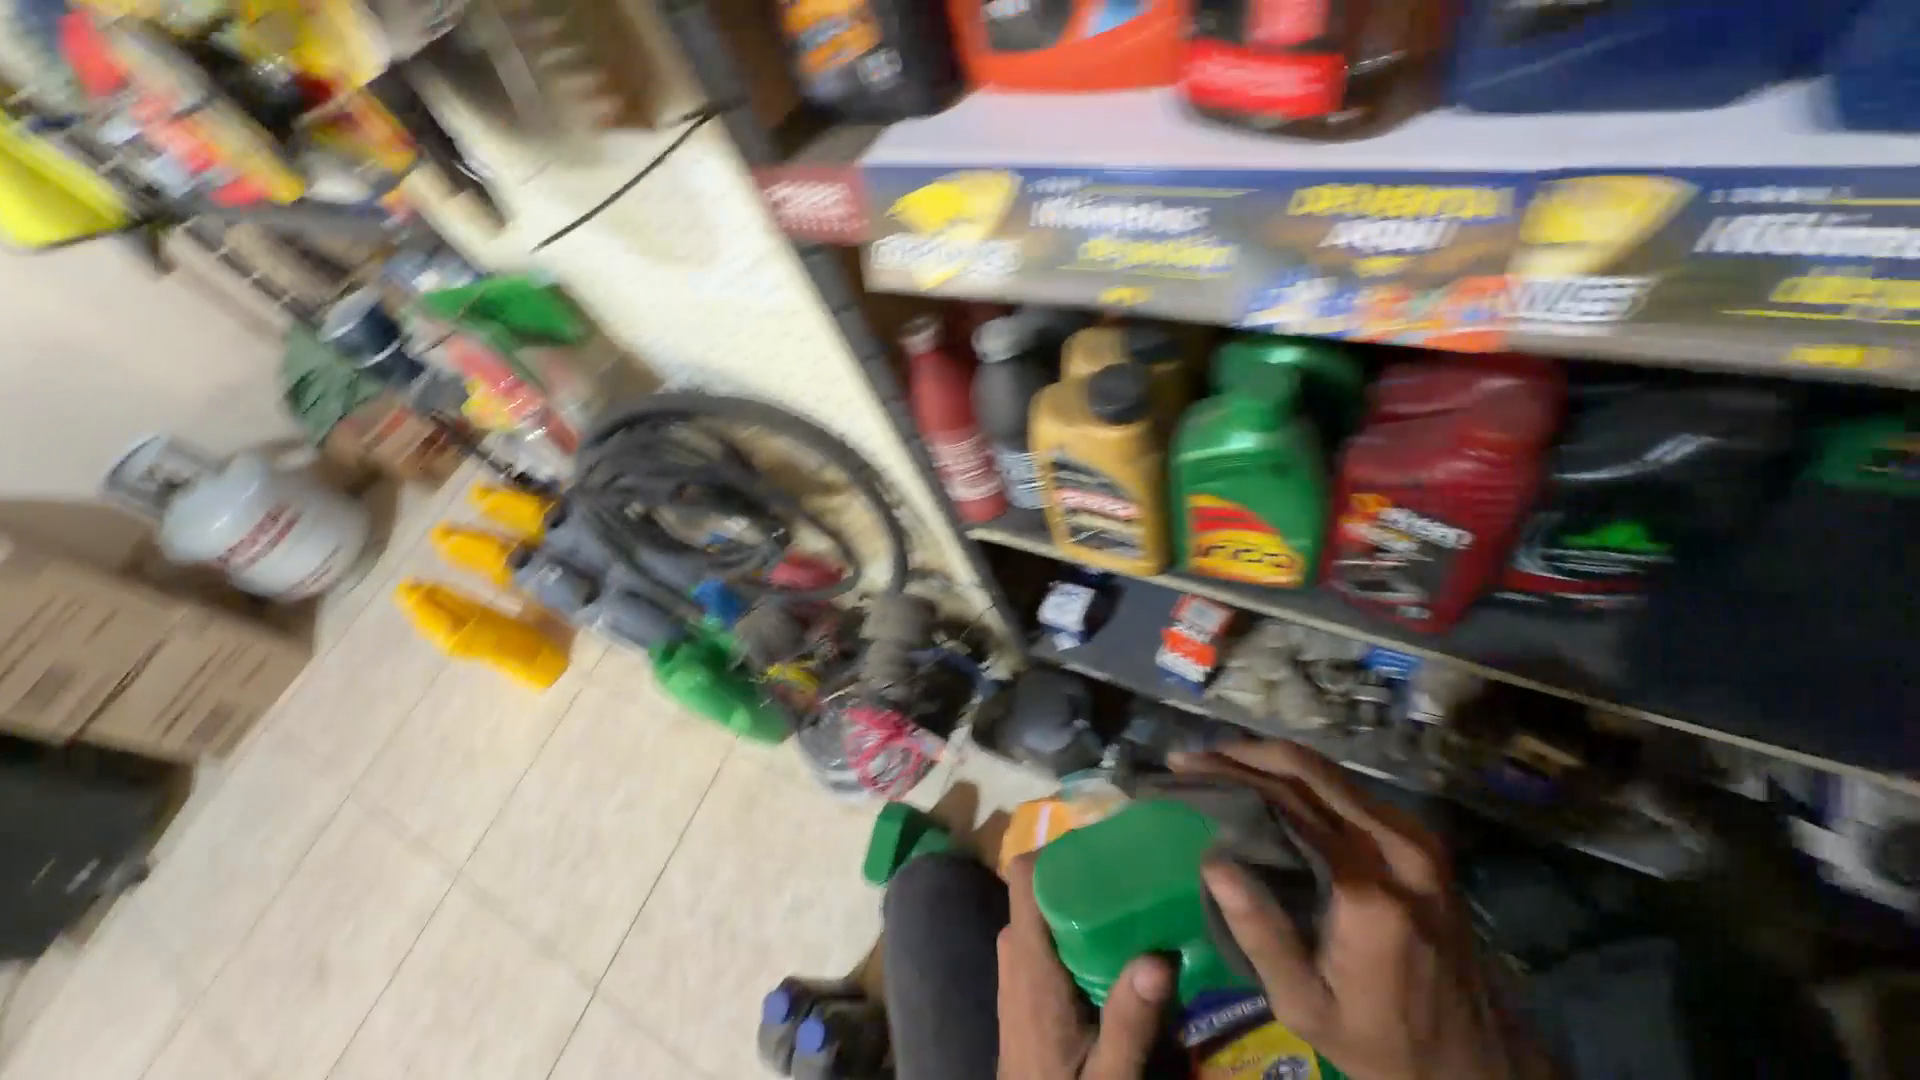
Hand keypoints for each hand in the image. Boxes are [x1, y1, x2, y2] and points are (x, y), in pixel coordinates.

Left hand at [997, 855, 1173, 1079]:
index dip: (1059, 851)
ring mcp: (1017, 963)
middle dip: (1087, 875)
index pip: (1024, 875)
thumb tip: (1160, 958)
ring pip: (1047, 908)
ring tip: (1137, 901)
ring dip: (1085, 901)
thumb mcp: (1107, 1074)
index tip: (1109, 848)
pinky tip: (1119, 941)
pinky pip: (1047, 931)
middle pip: (1043, 886)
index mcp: (1030, 960)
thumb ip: (1130, 1022)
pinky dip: (1078, 926)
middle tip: (1140, 876)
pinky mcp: (1024, 977)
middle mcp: (1015, 949)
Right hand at [1171, 742, 1552, 1079]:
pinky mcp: (1421, 840)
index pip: (1287, 801)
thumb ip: (1261, 933)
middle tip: (1192, 758)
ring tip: (1218, 767)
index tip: (1182, 767)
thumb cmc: (1381, 1040)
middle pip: (1309, 769)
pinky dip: (1299, 779)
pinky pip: (1348, 790)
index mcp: (1369, 890)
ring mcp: (1416, 839)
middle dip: (1243, 753)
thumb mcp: (1308, 1006)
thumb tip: (1211, 858)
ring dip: (1270, 762)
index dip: (1229, 773)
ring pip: (1330, 772)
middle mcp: (1399, 848)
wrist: (1476, 1059)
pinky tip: (1265, 788)